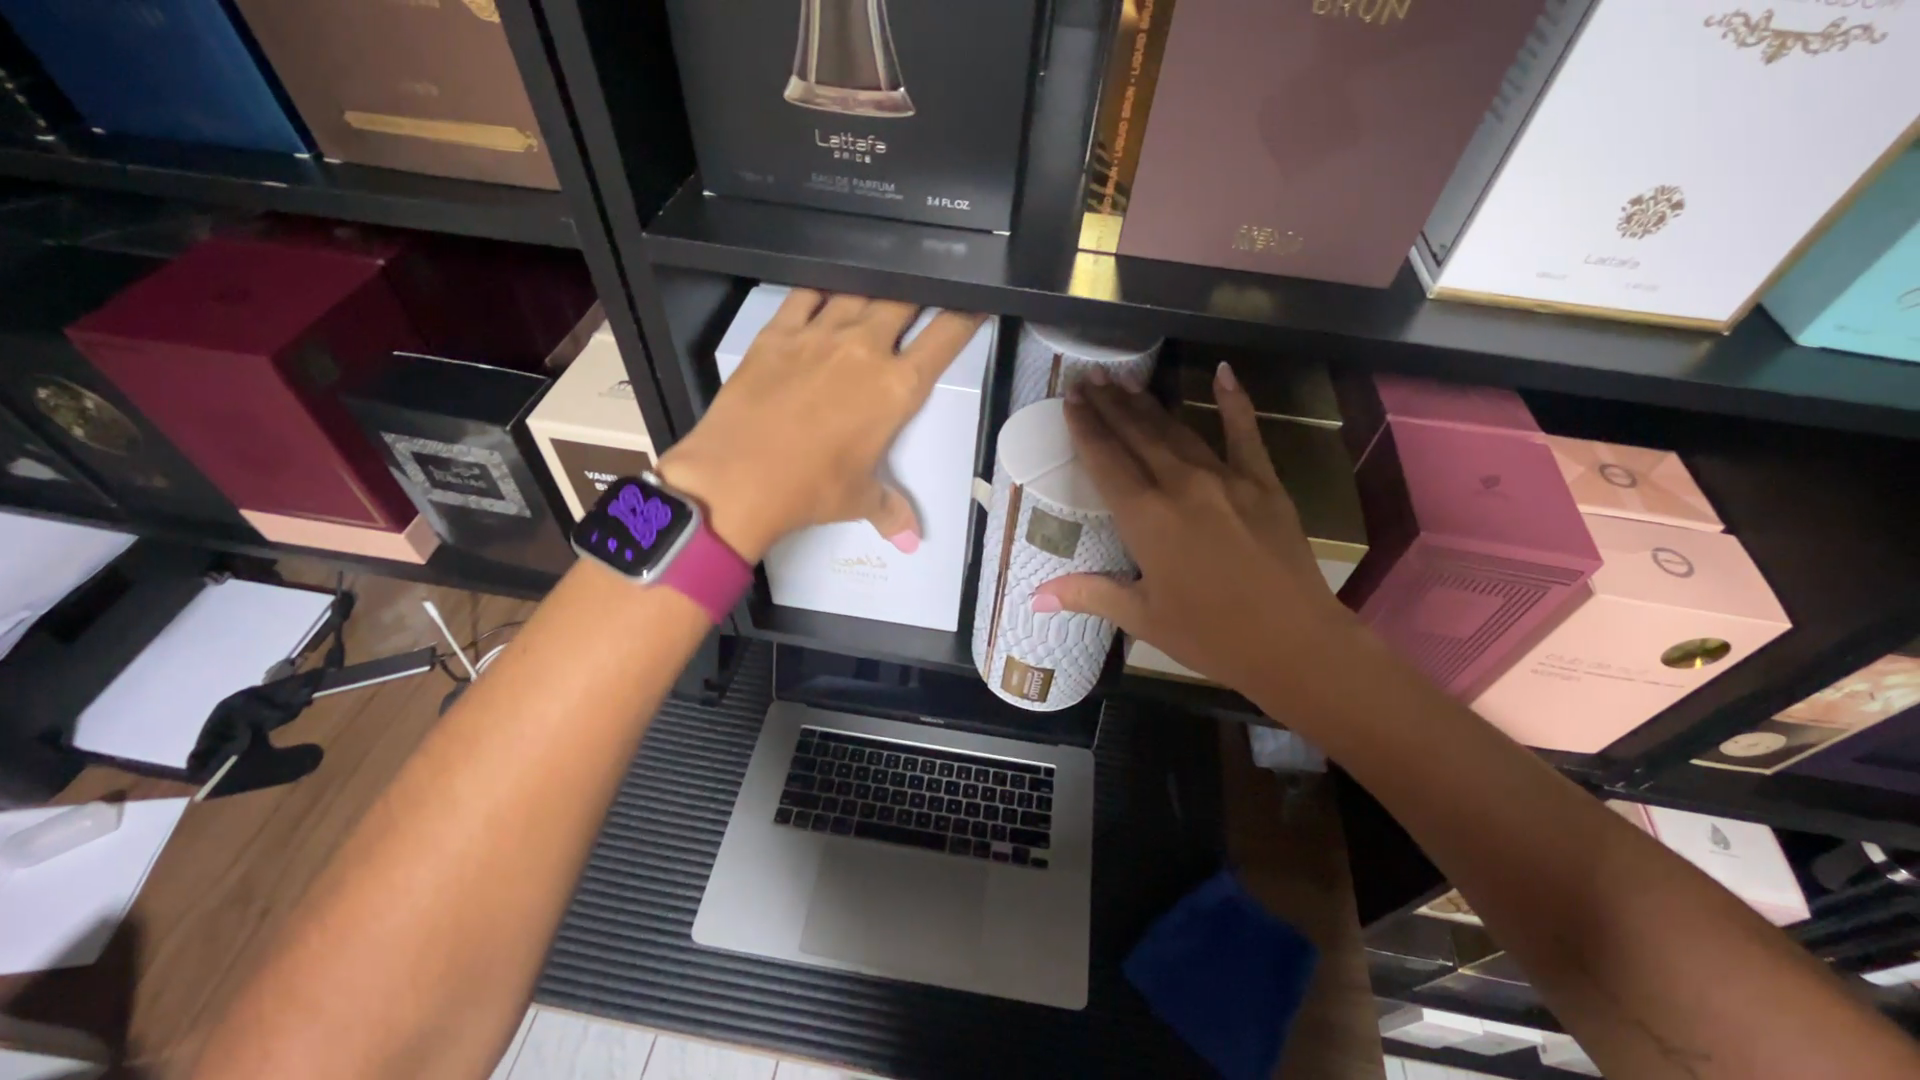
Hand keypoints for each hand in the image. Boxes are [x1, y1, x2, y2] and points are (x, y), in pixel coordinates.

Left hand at [656, 289, 984, 561]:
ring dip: (875, 290)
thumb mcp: (857, 500)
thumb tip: (910, 538)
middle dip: (921, 295)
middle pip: (905, 301)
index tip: (976, 303)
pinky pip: (806, 294)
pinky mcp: (777, 333)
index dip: (967, 315)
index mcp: (896, 388)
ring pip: (859, 292)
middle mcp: (864, 349)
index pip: (946, 337)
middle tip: (926, 294)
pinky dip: (822, 288)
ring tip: (880, 291)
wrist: (736, 478)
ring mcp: (818, 335)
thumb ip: (890, 509)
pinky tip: (828, 290)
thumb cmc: (808, 490)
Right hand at [1032, 363, 1359, 694]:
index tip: (1071, 399)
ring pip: (1178, 431)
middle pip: (1138, 435)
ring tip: (1126, 380)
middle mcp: (1181, 486)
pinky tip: (1223, 373)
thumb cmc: (1211, 636)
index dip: (1086, 427)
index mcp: (1147, 518)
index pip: (1106, 460)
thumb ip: (1091, 594)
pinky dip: (1234, 402)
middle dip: (1111, 404)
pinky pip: (1246, 434)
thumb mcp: (1144, 617)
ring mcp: (1226, 479)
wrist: (1294, 642)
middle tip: (1091, 377)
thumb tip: (1035, 597)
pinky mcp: (1264, 483)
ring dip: (1149, 404)